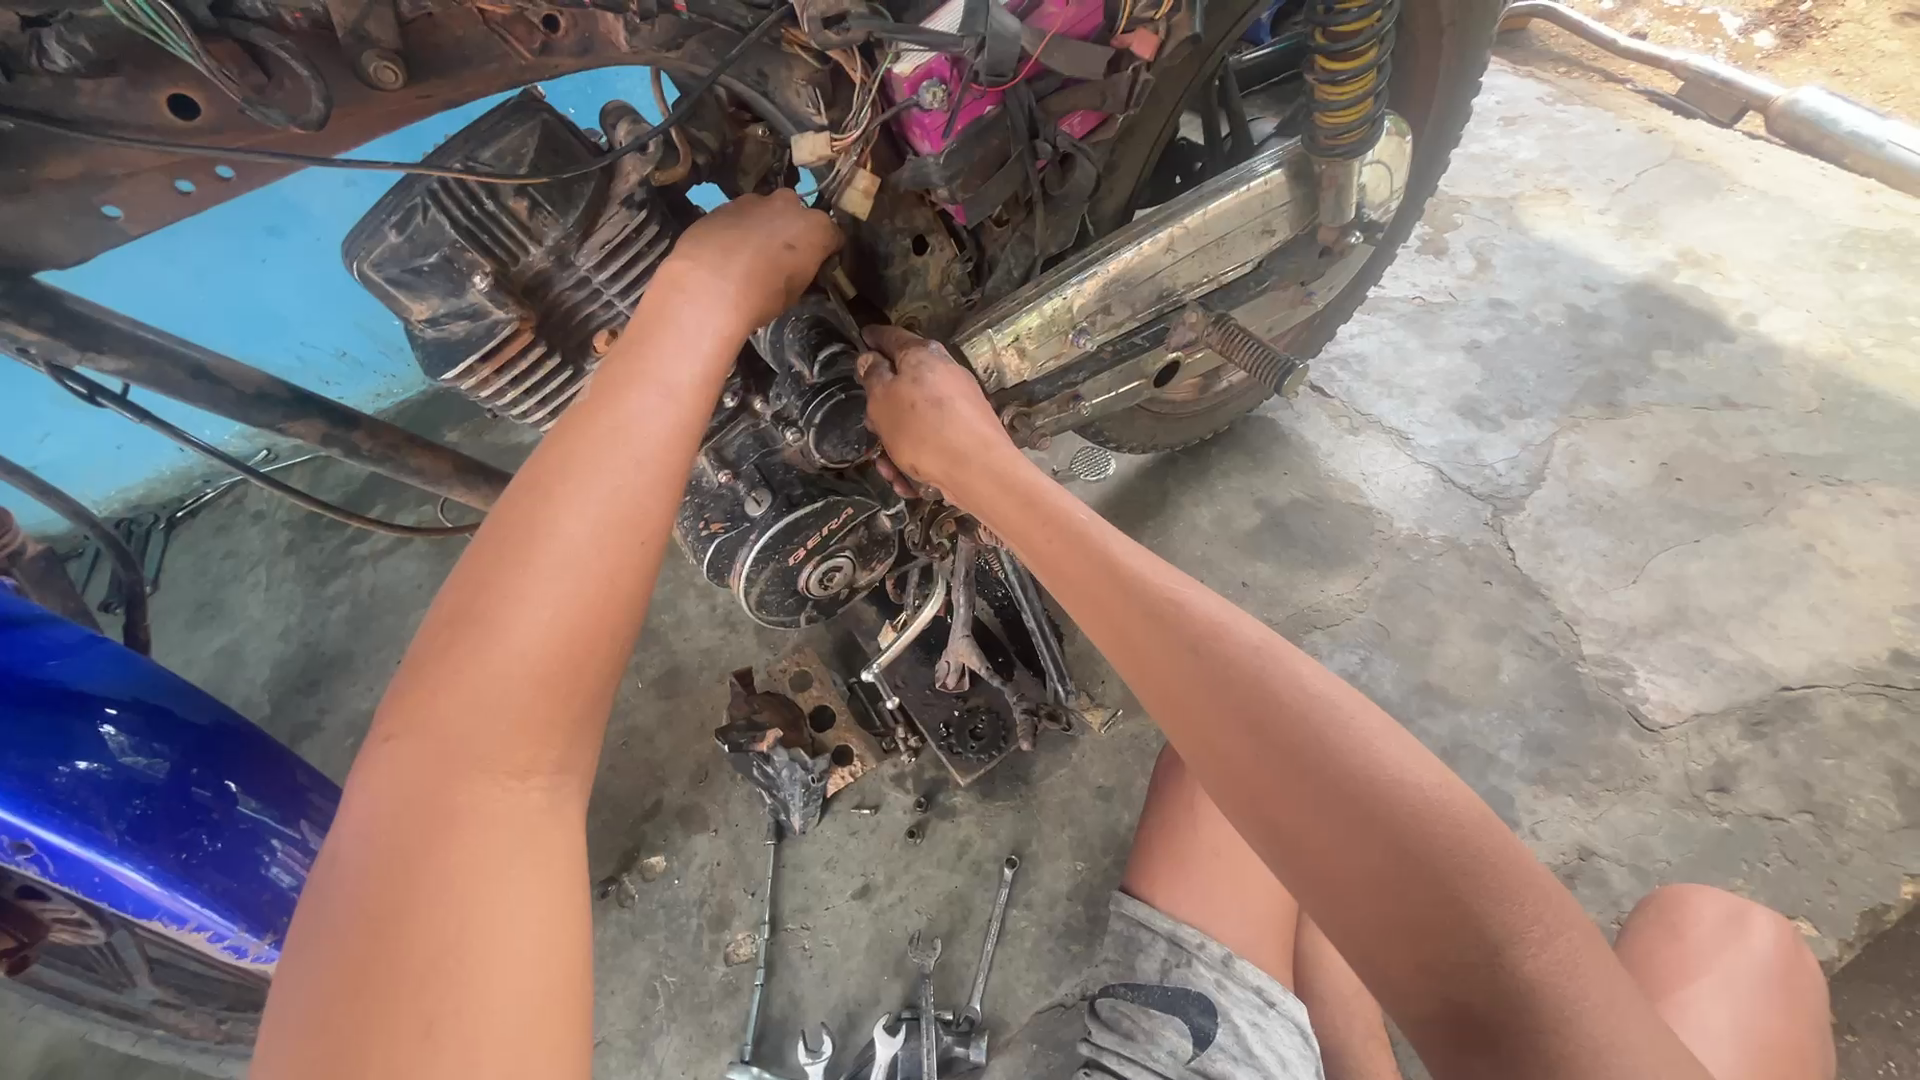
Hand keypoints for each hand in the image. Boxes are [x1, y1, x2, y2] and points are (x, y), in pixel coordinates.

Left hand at [648, 189, 842, 332]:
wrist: (709, 287)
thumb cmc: (763, 296)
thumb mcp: (795, 292)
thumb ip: (803, 271)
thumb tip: (798, 268)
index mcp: (815, 227)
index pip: (834, 234)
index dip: (827, 250)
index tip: (820, 264)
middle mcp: (788, 205)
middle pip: (799, 213)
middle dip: (794, 230)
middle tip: (783, 257)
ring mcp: (754, 200)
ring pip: (767, 211)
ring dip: (765, 227)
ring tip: (751, 256)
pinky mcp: (723, 205)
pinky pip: (740, 215)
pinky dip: (739, 229)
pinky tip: (728, 252)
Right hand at [856, 325, 1029, 506]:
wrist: (977, 470)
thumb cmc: (922, 430)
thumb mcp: (882, 401)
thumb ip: (873, 377)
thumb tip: (870, 358)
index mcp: (923, 355)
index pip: (892, 337)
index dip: (874, 337)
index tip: (863, 337)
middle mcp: (945, 373)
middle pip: (904, 384)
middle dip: (883, 410)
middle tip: (871, 429)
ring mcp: (959, 403)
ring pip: (915, 420)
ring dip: (896, 445)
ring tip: (889, 470)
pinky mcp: (967, 432)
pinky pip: (932, 441)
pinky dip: (917, 459)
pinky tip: (909, 483)